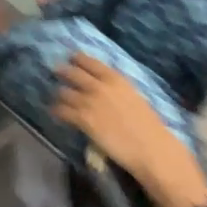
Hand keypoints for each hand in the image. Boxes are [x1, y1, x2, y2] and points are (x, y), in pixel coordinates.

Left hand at [51, 55, 180, 178]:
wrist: (151, 148)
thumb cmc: (148, 125)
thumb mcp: (133, 96)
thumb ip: (115, 87)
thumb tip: (101, 83)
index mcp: (115, 79)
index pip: (88, 61)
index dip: (76, 58)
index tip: (70, 58)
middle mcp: (99, 86)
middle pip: (71, 73)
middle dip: (61, 72)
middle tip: (56, 73)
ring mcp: (89, 102)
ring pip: (63, 92)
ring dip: (59, 95)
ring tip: (58, 98)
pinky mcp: (83, 119)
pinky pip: (61, 111)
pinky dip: (57, 111)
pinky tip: (56, 113)